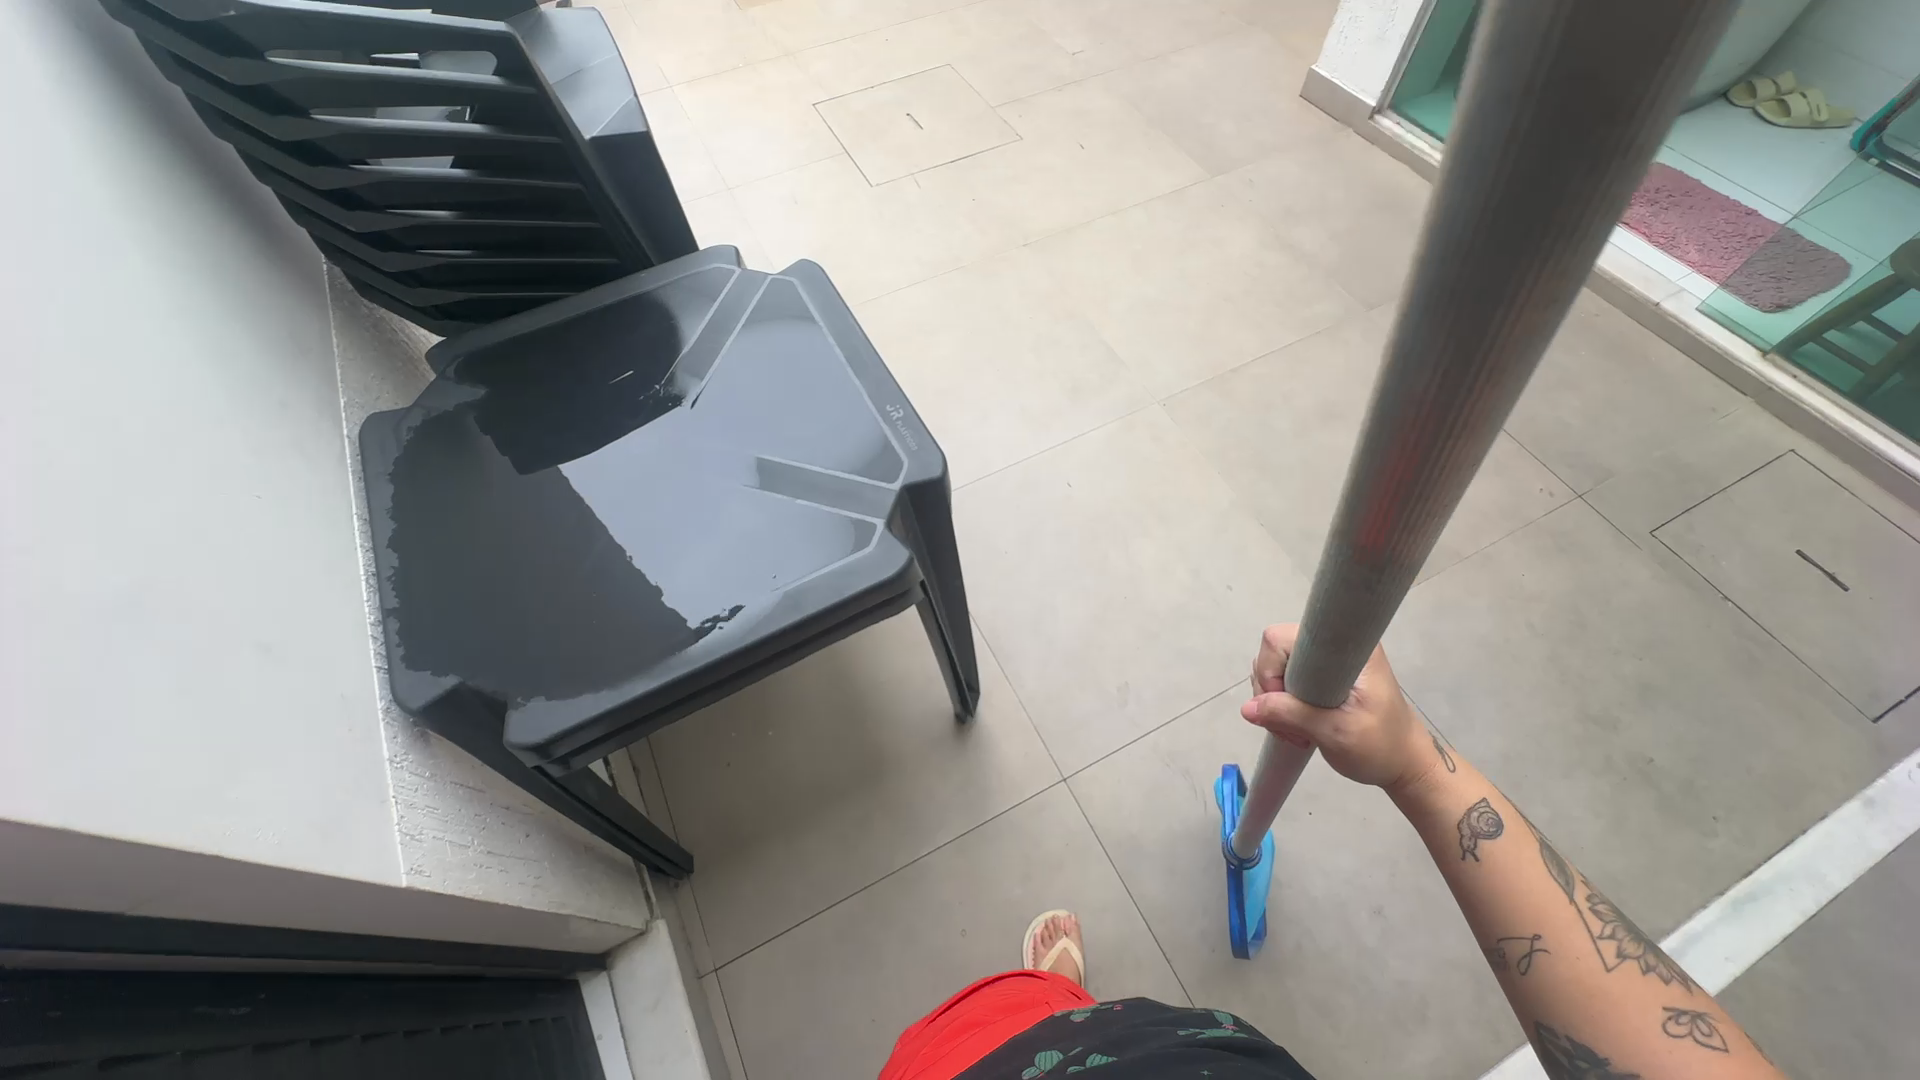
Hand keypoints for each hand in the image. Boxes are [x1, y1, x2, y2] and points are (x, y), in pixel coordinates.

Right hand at [1239, 623, 1439, 792]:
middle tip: (1290, 725)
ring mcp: (1325, 660)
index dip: (1272, 670)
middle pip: (1274, 652)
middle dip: (1272, 690)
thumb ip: (1290, 714)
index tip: (1286, 704)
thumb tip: (1247, 709)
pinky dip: (1281, 704)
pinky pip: (1283, 679)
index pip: (1282, 638)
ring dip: (1276, 701)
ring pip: (1275, 667)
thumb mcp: (1335, 733)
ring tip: (1297, 731)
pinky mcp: (1320, 675)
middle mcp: (1332, 645)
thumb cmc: (1381, 747)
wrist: (1406, 765)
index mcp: (1345, 648)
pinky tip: (1296, 726)